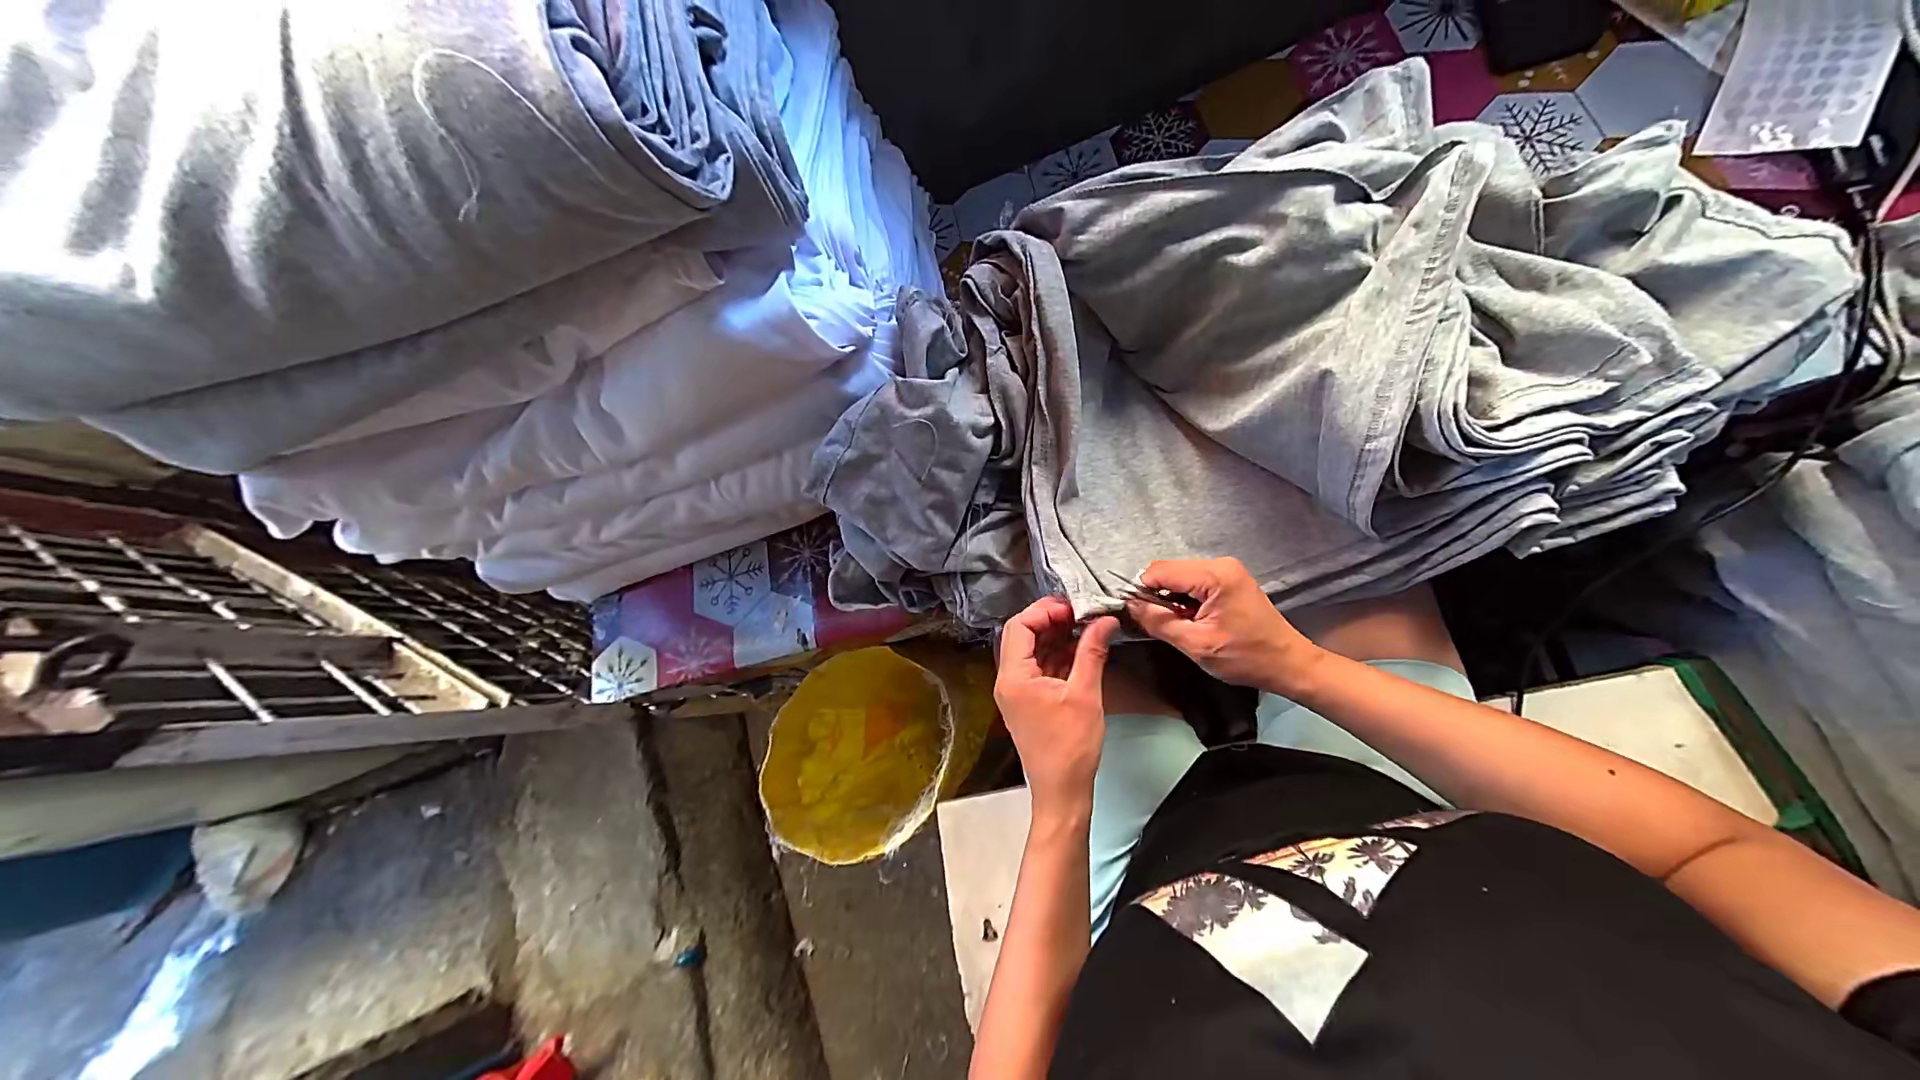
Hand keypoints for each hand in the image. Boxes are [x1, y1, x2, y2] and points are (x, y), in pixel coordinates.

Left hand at [994, 597, 1119, 815]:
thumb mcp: (1085, 694)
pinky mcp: (1029, 701)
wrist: (1062, 791)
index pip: (1020, 626)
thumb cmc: (1070, 748)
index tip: (1072, 607)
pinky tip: (1080, 650)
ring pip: (1032, 651)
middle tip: (1079, 614)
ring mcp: (1017, 691)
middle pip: (1022, 635)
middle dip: (1050, 620)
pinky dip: (1057, 655)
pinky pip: (1039, 668)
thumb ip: (1092, 652)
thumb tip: (1104, 621)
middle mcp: (1008, 681)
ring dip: (1055, 637)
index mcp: (1013, 677)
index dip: (1045, 611)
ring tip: (1084, 628)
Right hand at [1126, 557, 1321, 694]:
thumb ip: (1158, 622)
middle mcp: (1220, 564)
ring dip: (1171, 598)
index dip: (1142, 592)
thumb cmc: (1246, 657)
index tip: (1142, 617)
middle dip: (1157, 595)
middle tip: (1164, 624)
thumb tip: (1129, 606)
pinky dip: (1185, 598)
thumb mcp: (1196, 645)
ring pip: (1178, 576)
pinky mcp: (1229, 579)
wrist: (1288, 664)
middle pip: (1168, 570)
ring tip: (1182, 624)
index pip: (1159, 571)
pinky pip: (1193, 581)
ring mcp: (1226, 570)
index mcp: (1214, 576)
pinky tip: (1193, 619)